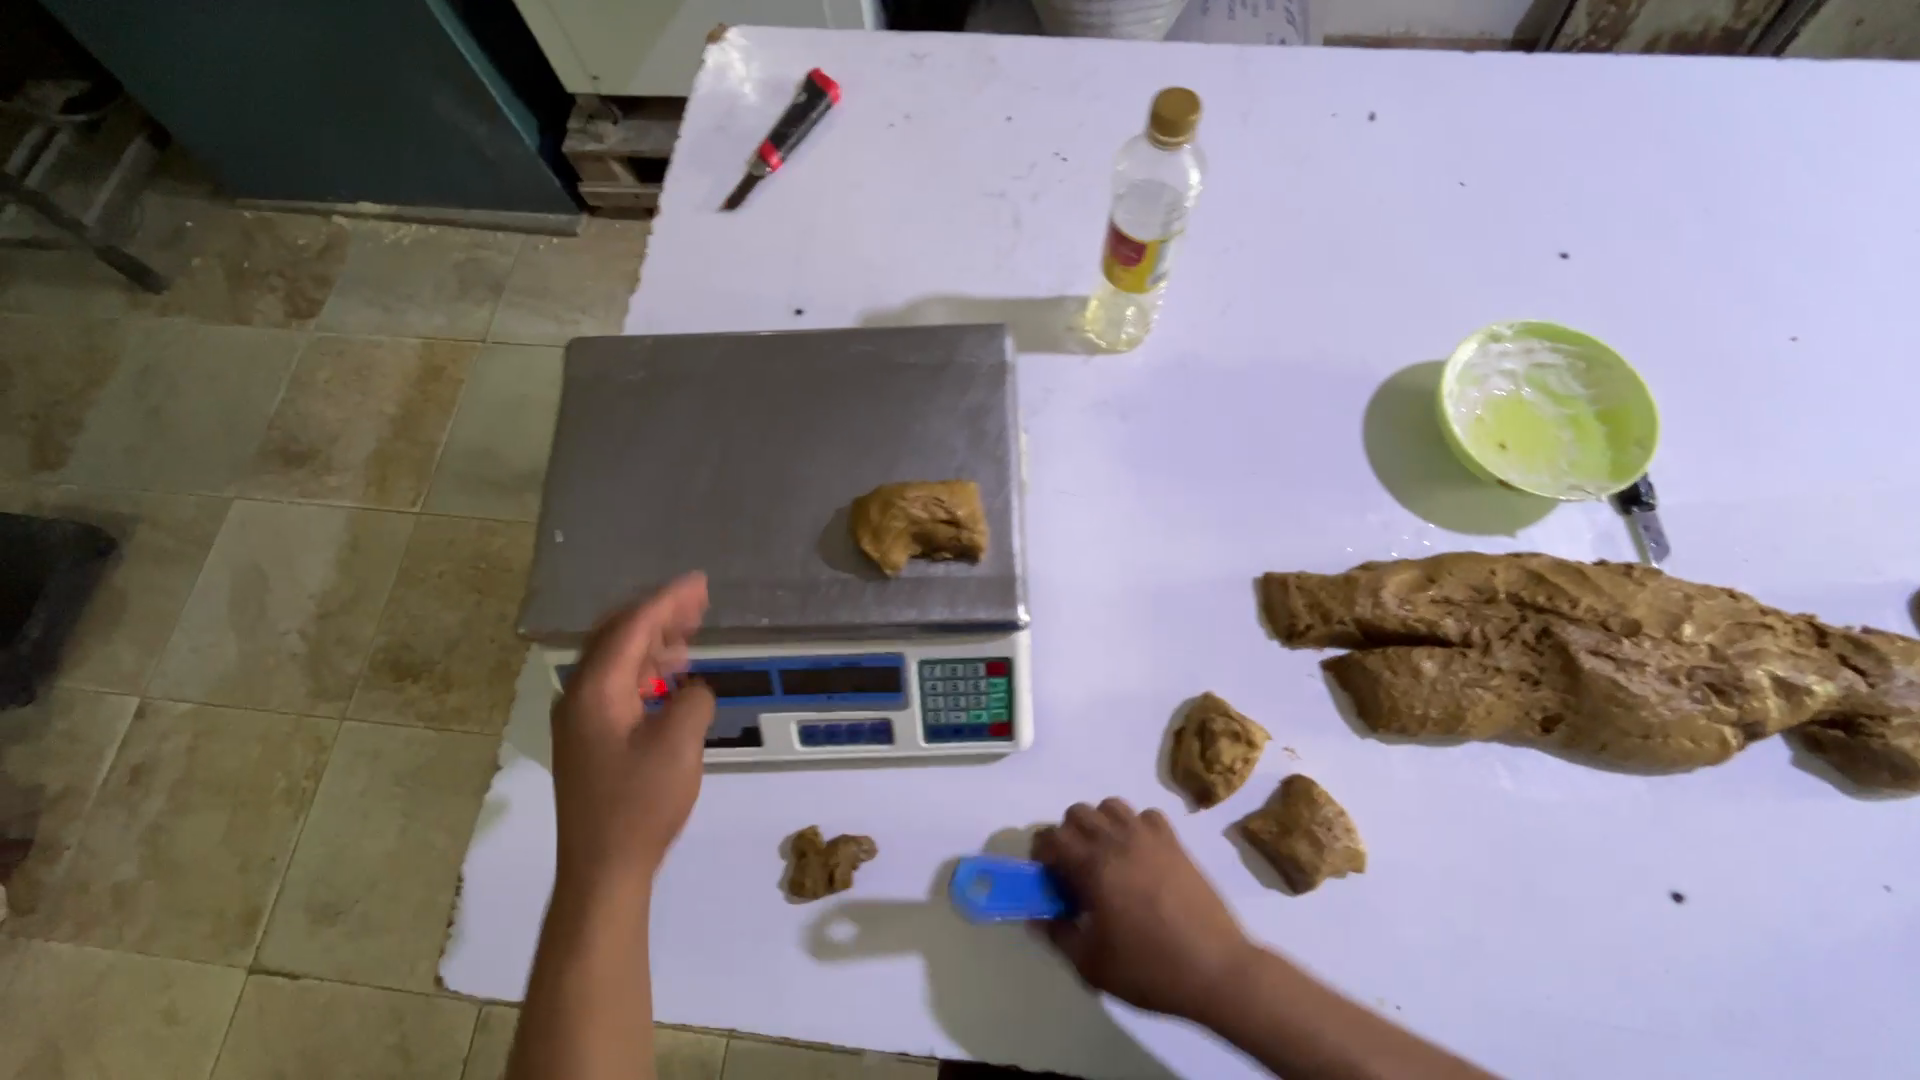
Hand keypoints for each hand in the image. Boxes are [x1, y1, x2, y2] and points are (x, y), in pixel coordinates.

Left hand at [550, 573, 712, 891]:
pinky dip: (646, 671)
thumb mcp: (679, 745)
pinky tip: (671, 678)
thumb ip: (692, 700)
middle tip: (699, 602)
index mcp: (595, 691)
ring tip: (691, 634)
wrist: (602, 869)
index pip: (632, 627)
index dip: (668, 601)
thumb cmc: (640, 805)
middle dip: (658, 615)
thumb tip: (692, 690)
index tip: (700, 583)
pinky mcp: (589, 740)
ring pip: (615, 661)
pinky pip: (617, 686)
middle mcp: (579, 697)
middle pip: (617, 637)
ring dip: (653, 642)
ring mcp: (580, 720)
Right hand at [1033, 798, 1255, 1024]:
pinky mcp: (1176, 843)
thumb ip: (1059, 935)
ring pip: (1111, 806)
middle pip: (1078, 813)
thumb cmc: (1149, 968)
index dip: (1041, 853)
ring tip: (1105, 858)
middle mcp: (1118, 840)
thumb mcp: (1092, 964)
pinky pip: (1146, 816)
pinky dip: (1135, 827)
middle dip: (1067, 835)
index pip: (1051, 837)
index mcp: (1093, 866)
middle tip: (1073, 870)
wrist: (1216, 969)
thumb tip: (1038, 918)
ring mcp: (1150, 837)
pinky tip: (1139, 856)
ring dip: (1100, 825)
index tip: (1045, 876)